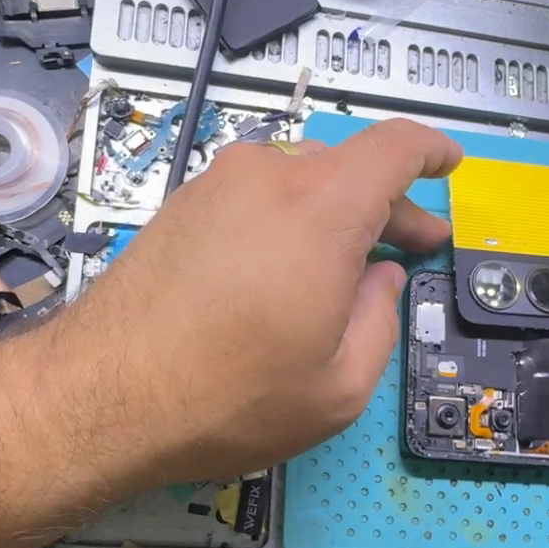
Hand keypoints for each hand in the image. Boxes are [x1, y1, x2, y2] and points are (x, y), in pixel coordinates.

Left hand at [54, 119, 459, 485]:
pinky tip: (285, 271)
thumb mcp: (341, 385)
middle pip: (346, 169)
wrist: (102, 399)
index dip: (430, 151)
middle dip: (387, 206)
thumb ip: (380, 319)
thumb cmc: (230, 398)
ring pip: (297, 182)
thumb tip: (380, 280)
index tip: (447, 163)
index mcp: (321, 209)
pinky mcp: (180, 208)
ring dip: (333, 216)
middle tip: (408, 248)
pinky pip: (254, 198)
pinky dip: (287, 222)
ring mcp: (215, 187)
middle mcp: (266, 178)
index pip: (393, 148)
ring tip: (344, 268)